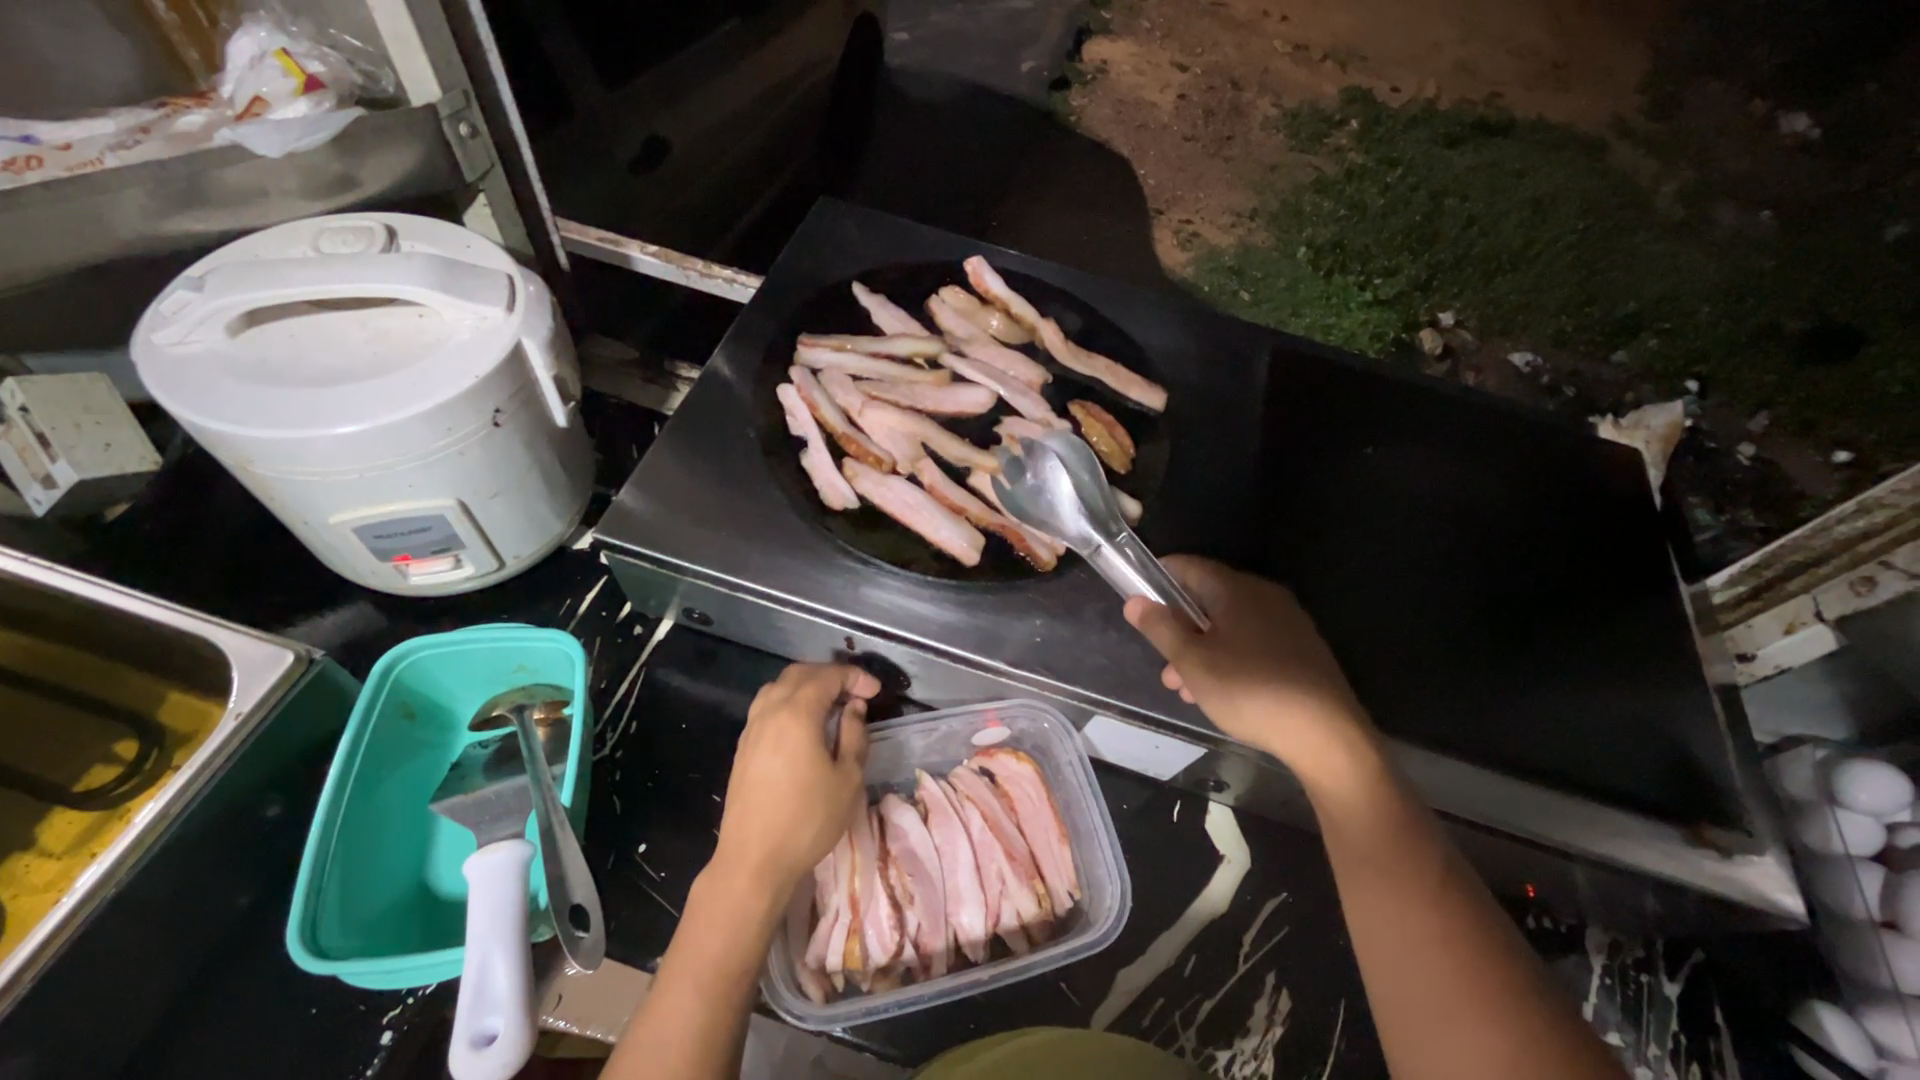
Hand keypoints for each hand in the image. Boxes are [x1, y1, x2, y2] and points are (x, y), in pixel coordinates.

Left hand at [713, 663, 879, 894]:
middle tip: (856, 692)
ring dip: (807, 686)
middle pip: (799, 674)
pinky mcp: (743, 748)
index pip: (828, 677)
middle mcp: (769, 711)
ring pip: (778, 688)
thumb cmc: (808, 819)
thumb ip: (854, 735)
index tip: (876, 691)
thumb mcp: (847, 778)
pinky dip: (789, 703)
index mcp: (796, 713)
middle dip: (830, 676)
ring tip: (831, 706)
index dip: (855, 677)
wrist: (754, 859)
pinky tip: (805, 726)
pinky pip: (766, 708)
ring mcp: (751, 729)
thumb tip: (854, 708)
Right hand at [1124, 556, 1374, 781]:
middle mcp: (1264, 596)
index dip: (1160, 577)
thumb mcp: (1192, 662)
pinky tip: (1220, 693)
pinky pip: (1253, 643)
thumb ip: (1161, 628)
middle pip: (1209, 599)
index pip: (1189, 566)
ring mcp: (1287, 623)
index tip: (1138, 598)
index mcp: (1236, 590)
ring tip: (1185, 689)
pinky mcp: (1301, 650)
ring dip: (1202, 650)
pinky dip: (1229, 658)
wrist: (1325, 733)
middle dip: (1180, 627)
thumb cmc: (1249, 690)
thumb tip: (1134, 601)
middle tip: (1162, 661)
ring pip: (1230, 626)